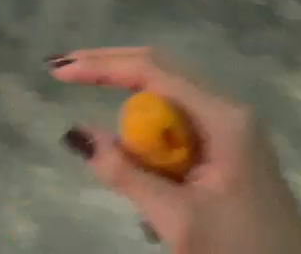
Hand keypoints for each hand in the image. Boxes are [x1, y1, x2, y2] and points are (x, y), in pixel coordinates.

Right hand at [51, 48, 300, 253]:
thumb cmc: (241, 253)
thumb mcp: (179, 219)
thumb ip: (126, 173)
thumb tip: (75, 133)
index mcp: (223, 117)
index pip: (152, 70)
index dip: (102, 65)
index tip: (59, 71)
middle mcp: (229, 111)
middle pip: (159, 71)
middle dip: (110, 68)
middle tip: (63, 71)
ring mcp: (233, 130)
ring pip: (168, 97)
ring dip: (130, 104)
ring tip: (94, 103)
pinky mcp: (231, 151)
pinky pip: (179, 123)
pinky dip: (150, 130)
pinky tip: (134, 150)